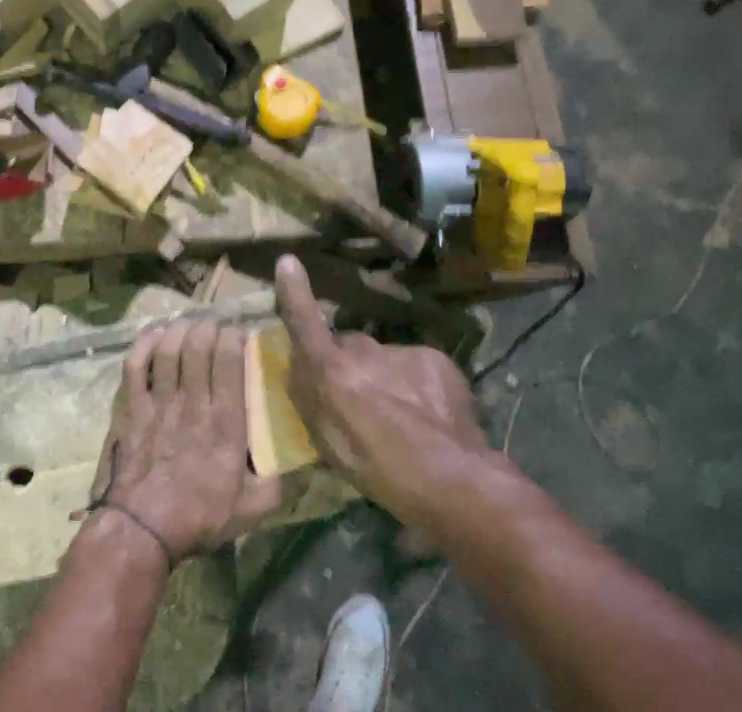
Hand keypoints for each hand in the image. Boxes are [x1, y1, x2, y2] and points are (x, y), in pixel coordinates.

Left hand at [86, 321, 282, 562]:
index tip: (240, 333)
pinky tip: (154, 336)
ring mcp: (158, 403)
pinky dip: (144, 343)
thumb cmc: (199, 518)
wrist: (142, 529)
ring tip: (188, 325)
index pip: (230, 360)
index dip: (235, 337)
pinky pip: (134, 365)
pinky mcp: (131, 409)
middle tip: (214, 325)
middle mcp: (193, 404)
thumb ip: (277, 482)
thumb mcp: (252, 508)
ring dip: (179, 329)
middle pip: (198, 345)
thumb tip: (298, 463)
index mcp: (226, 423)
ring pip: (167, 349)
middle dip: (208, 326)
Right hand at [275, 255, 489, 522]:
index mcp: (331, 371)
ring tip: (401, 419)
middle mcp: (364, 351)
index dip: (294, 293)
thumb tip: (300, 367)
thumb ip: (310, 399)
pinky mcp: (436, 359)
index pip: (304, 322)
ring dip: (385, 379)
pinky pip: (415, 366)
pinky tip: (427, 416)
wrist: (453, 479)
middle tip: (360, 405)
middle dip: (350, 367)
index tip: (288, 261)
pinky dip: (416, 384)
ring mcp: (402, 351)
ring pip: (384, 359)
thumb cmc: (380, 470)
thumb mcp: (327, 444)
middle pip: (348, 348)